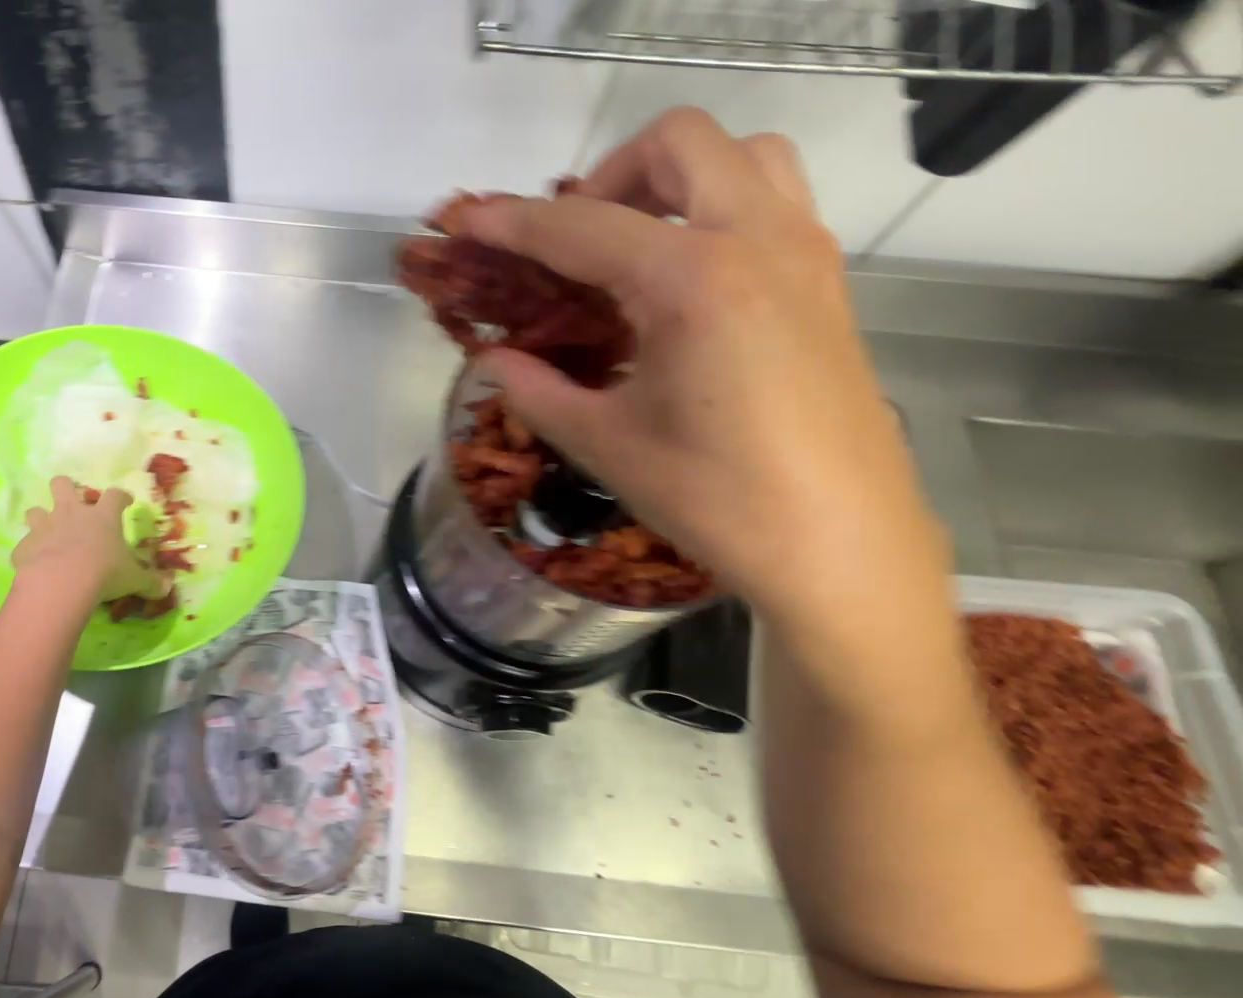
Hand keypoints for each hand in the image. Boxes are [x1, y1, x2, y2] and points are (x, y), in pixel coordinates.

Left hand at [11, 476, 171, 603]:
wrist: (62, 583)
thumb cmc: (105, 574)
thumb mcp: (134, 580)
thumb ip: (150, 582)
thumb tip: (167, 587)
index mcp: (102, 516)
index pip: (115, 496)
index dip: (121, 496)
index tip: (125, 502)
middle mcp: (71, 514)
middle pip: (62, 485)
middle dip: (65, 488)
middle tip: (71, 499)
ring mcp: (45, 527)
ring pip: (36, 510)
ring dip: (41, 518)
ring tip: (47, 531)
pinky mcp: (25, 547)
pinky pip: (24, 546)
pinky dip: (29, 552)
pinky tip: (35, 563)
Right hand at [459, 107, 946, 624]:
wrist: (838, 543)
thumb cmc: (716, 499)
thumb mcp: (606, 444)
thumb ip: (538, 390)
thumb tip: (495, 360)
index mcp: (692, 281)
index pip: (582, 228)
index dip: (514, 223)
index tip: (470, 220)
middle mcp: (756, 240)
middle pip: (677, 143)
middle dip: (607, 176)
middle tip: (572, 241)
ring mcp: (804, 254)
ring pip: (741, 155)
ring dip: (675, 179)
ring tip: (633, 246)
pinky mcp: (828, 281)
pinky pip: (774, 200)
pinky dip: (719, 208)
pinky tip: (685, 283)